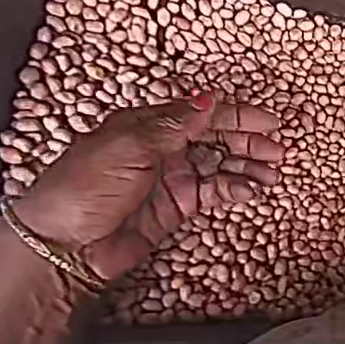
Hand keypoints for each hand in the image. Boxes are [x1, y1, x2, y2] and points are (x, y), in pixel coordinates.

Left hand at [12, 93, 281, 282]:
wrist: (66, 244)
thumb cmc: (84, 187)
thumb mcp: (128, 147)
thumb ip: (173, 125)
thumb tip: (209, 99)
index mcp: (147, 125)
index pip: (201, 113)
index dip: (237, 115)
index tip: (269, 123)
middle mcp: (164, 147)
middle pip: (217, 137)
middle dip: (250, 142)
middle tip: (278, 151)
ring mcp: (174, 176)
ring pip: (221, 165)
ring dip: (248, 167)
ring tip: (271, 174)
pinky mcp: (180, 204)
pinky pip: (215, 191)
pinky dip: (235, 189)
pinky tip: (249, 191)